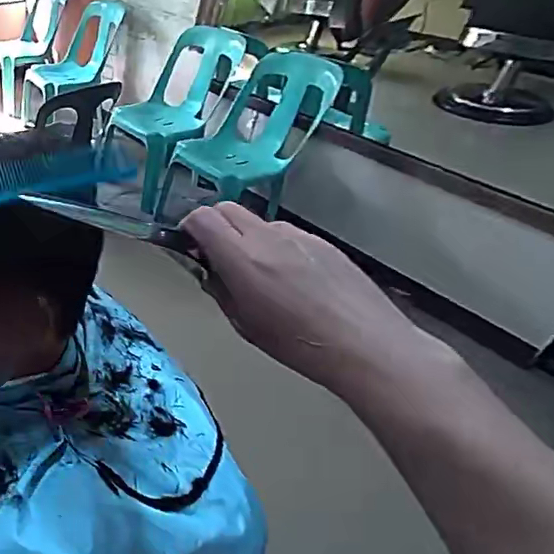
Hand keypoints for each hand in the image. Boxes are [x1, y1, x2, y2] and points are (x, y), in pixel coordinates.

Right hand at [179, 203, 453, 396]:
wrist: (365, 344)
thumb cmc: (300, 344)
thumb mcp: (244, 324)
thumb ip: (220, 289)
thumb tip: (209, 270)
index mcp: (242, 258)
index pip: (201, 218)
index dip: (189, 228)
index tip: (189, 245)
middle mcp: (268, 237)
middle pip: (226, 209)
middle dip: (214, 226)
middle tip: (216, 256)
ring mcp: (298, 235)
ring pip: (257, 221)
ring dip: (247, 237)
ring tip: (260, 274)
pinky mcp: (322, 241)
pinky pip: (286, 234)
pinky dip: (276, 246)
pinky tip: (292, 279)